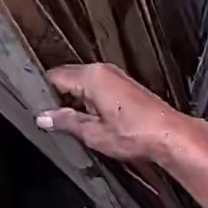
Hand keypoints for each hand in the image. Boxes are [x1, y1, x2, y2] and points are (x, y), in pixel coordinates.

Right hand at [35, 63, 196, 163]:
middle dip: (58, 97)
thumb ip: (64, 121)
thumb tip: (44, 118)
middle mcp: (103, 71)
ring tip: (74, 124)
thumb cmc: (136, 133)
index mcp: (90, 77)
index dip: (42, 93)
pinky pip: (96, 87)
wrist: (169, 136)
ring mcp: (115, 77)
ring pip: (82, 83)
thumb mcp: (91, 132)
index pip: (54, 77)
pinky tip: (92, 121)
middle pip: (67, 78)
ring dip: (74, 101)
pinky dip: (89, 101)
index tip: (38, 109)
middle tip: (53, 121)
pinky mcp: (124, 86)